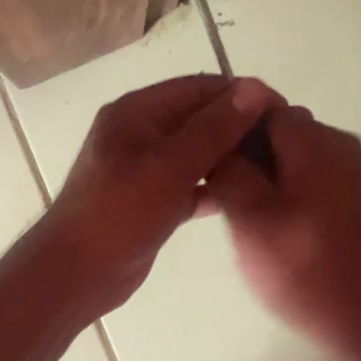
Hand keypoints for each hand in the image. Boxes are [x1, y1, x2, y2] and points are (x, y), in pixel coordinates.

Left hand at [40, 75, 278, 312]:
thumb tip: (256, 89)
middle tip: (283, 145)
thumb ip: (213, 128)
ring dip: (229, 158)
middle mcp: (139, 135)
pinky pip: (189, 186)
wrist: (77, 273)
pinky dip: (212, 188)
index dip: (241, 96)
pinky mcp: (150, 203)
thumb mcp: (169, 166)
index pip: (198, 88)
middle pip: (199, 119)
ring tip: (271, 168)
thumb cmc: (118, 213)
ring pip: (195, 154)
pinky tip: (243, 196)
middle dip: (238, 127)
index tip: (283, 112)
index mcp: (136, 113)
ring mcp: (143, 171)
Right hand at [203, 106, 360, 360]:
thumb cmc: (307, 271)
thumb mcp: (250, 222)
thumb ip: (229, 173)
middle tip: (228, 206)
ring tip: (256, 230)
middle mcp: (349, 149)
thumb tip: (220, 143)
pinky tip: (291, 242)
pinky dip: (301, 204)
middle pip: (287, 137)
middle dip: (254, 161)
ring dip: (276, 186)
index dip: (231, 132)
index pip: (263, 109)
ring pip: (306, 166)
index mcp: (318, 142)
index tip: (210, 167)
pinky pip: (327, 190)